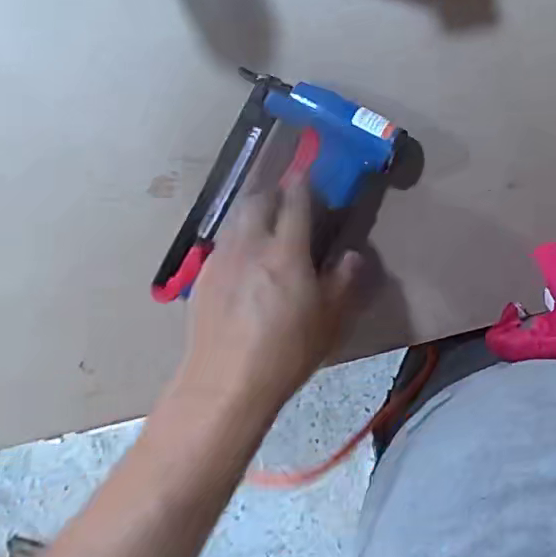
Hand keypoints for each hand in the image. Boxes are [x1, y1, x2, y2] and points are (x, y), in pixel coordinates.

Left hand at [177, 184, 362, 417]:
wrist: (225, 383)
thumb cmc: (286, 352)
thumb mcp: (330, 320)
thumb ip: (344, 281)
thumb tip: (352, 255)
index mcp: (287, 251)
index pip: (296, 202)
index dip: (303, 183)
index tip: (308, 173)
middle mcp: (251, 245)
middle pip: (259, 200)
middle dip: (274, 190)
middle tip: (287, 196)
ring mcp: (222, 259)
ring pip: (236, 218)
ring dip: (253, 210)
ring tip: (264, 220)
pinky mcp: (203, 277)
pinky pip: (223, 242)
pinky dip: (237, 237)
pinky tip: (243, 257)